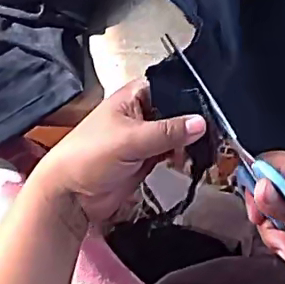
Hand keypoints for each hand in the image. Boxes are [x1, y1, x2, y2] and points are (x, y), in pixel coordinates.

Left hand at [30, 79, 205, 234]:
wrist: (69, 196)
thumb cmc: (87, 156)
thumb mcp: (131, 139)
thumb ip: (168, 131)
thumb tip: (201, 123)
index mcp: (134, 95)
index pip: (172, 87)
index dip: (192, 95)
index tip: (213, 107)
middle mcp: (142, 111)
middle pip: (178, 111)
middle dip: (195, 121)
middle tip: (215, 131)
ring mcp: (146, 135)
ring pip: (178, 133)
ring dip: (191, 141)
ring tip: (208, 147)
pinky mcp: (148, 157)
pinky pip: (173, 152)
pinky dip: (183, 156)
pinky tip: (194, 159)